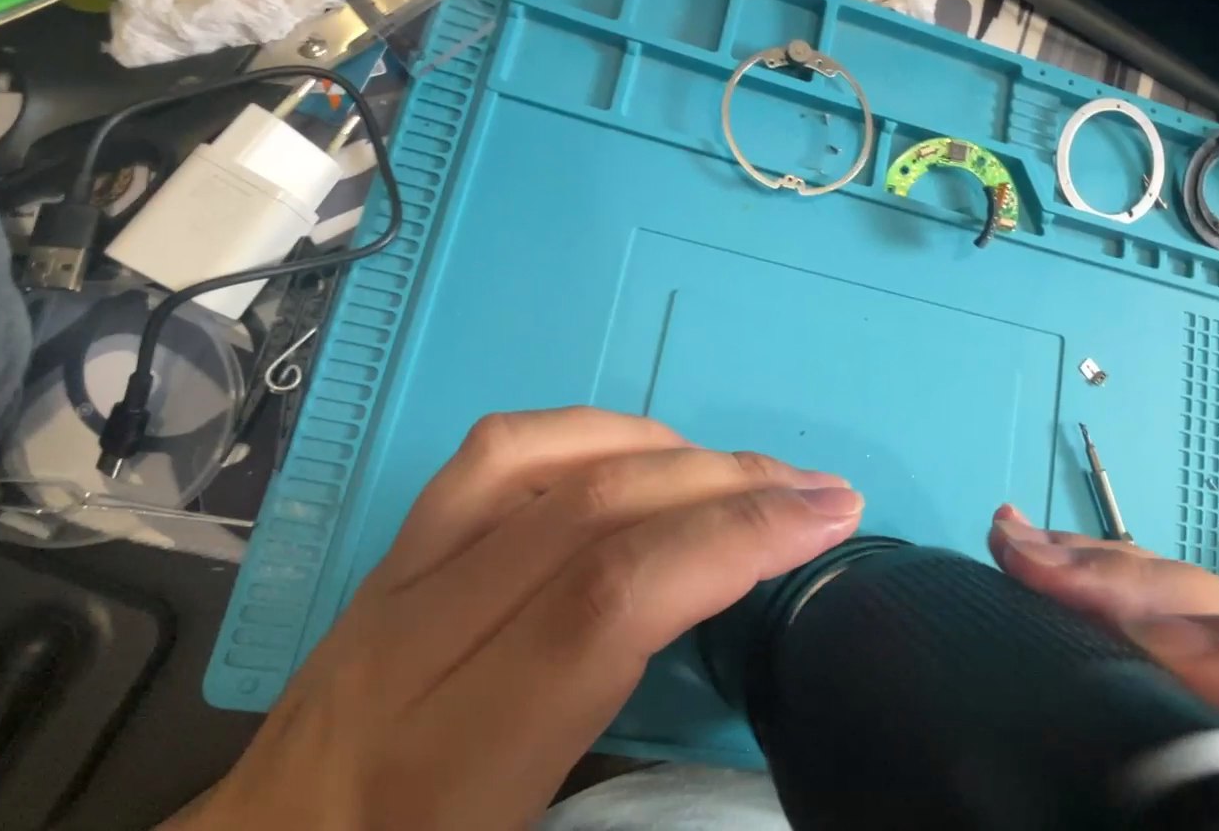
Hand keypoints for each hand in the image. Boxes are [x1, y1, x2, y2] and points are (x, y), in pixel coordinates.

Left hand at [172, 407, 863, 830]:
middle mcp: (415, 645)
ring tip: (748, 474)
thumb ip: (629, 788)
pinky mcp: (392, 552)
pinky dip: (589, 431)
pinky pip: (494, 455)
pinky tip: (645, 450)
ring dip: (668, 451)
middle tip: (821, 491)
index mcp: (453, 758)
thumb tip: (733, 672)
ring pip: (542, 463)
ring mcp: (394, 581)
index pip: (609, 602)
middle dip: (729, 488)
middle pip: (588, 517)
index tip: (826, 523)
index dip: (730, 545)